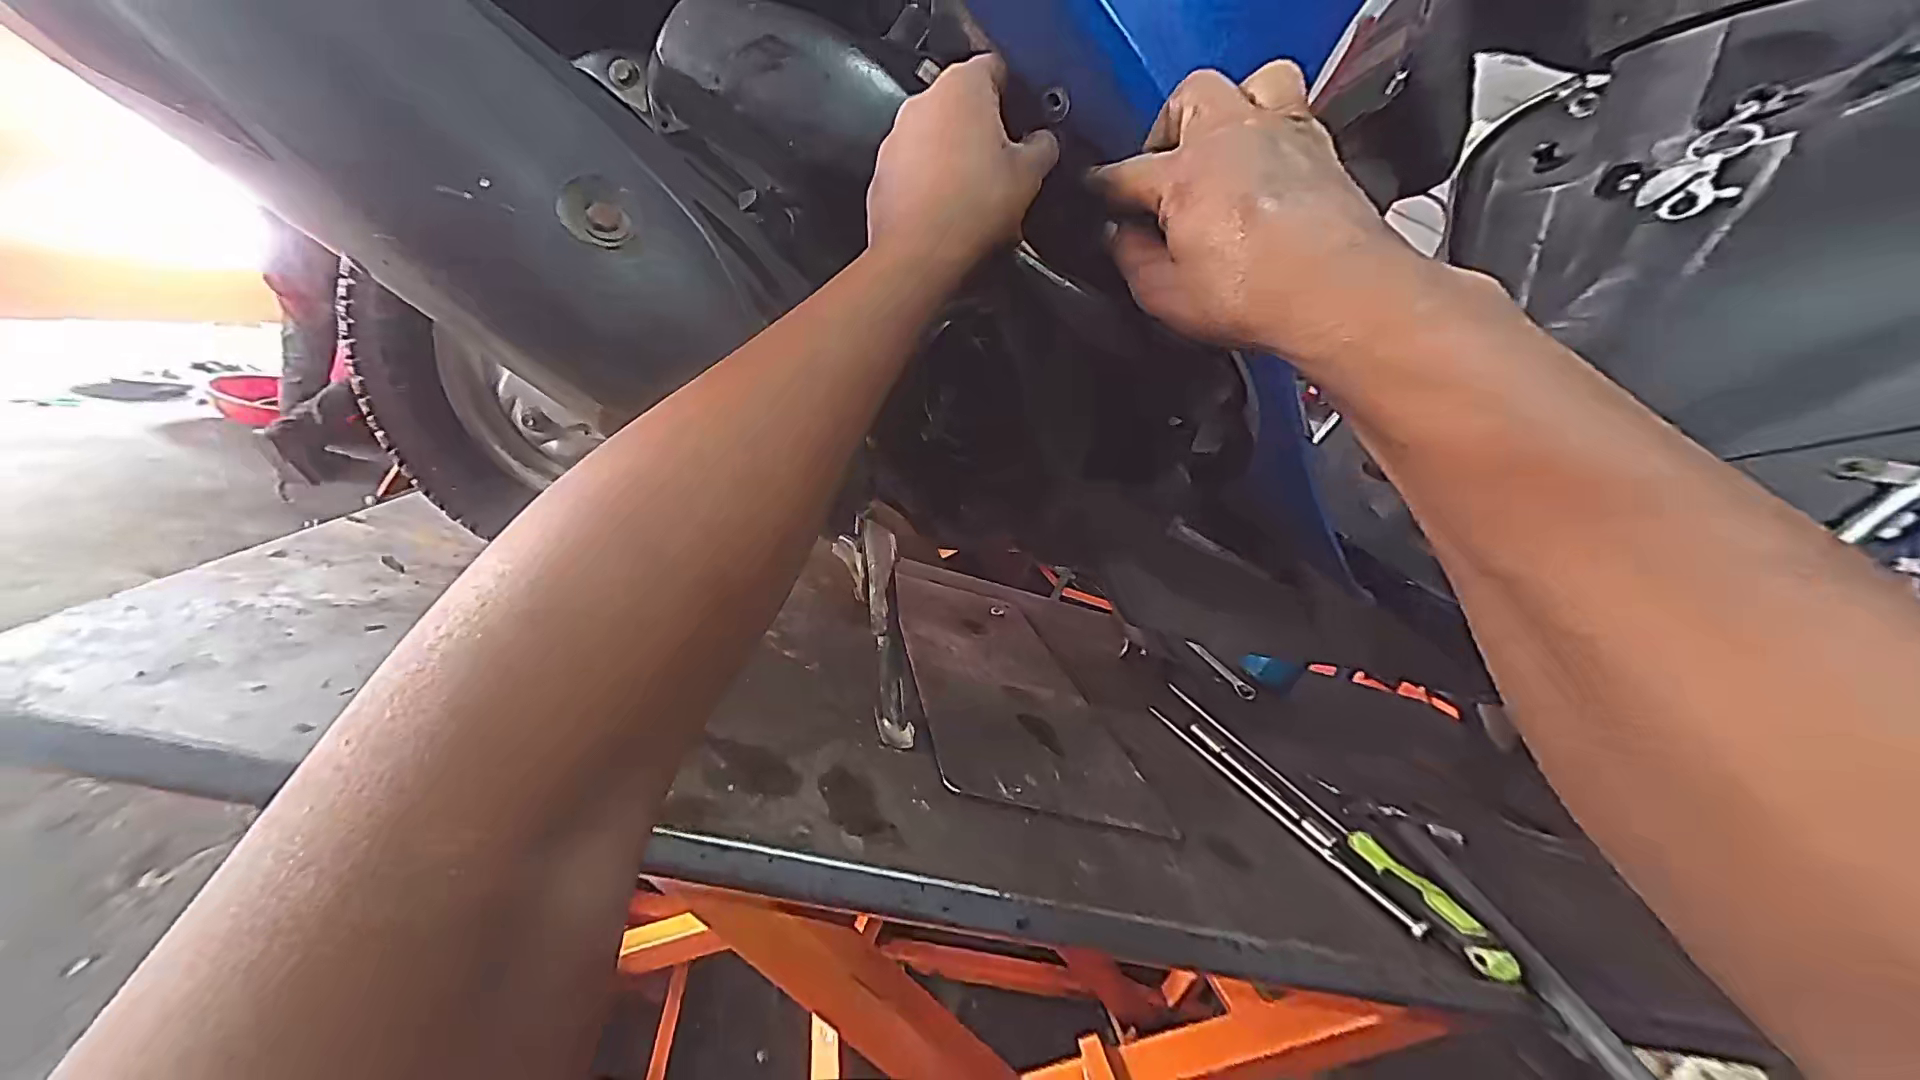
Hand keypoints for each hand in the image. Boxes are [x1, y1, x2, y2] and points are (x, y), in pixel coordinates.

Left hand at [867, 54, 1059, 272]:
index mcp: (963, 86)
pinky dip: (933, 185)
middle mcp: (924, 102)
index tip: (1026, 125)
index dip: (1017, 97)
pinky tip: (951, 213)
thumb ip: (1043, 148)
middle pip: (964, 107)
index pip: (997, 68)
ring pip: (938, 140)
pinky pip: (916, 171)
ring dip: (957, 161)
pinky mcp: (884, 174)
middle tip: (1006, 171)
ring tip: (978, 200)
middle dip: (986, 134)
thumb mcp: (1028, 177)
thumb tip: (1043, 144)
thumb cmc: (969, 211)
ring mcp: (897, 138)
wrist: (918, 257)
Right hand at [1092, 61, 1442, 364]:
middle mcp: (1234, 137)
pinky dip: (1271, 131)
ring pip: (1252, 82)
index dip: (1101, 188)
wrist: (1336, 296)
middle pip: (1188, 97)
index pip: (1123, 173)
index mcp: (1184, 174)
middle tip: (1162, 170)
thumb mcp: (1163, 295)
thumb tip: (1119, 237)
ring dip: (1227, 110)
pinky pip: (1294, 111)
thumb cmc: (1258, 295)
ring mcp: (1284, 134)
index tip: (1096, 195)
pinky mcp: (1321, 148)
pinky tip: (1260, 169)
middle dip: (1165, 129)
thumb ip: (1130, 258)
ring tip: (1216, 152)